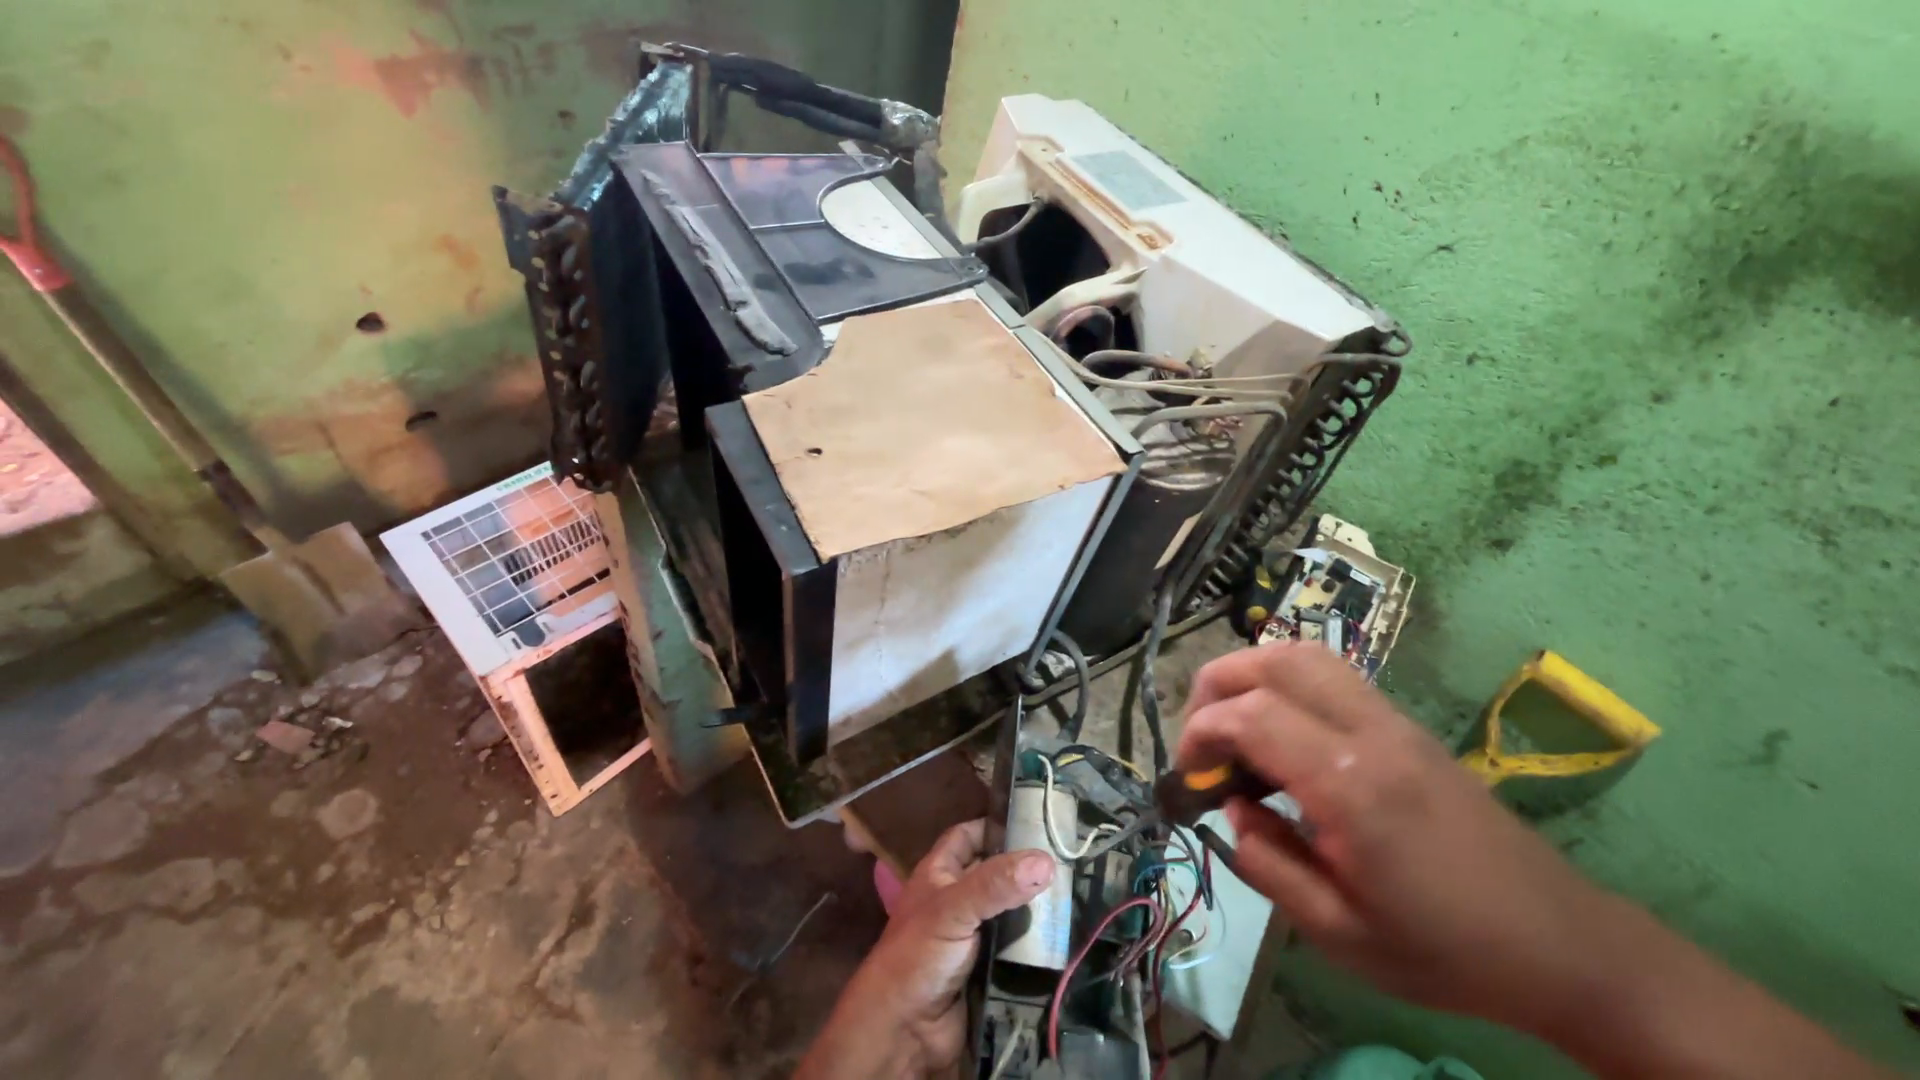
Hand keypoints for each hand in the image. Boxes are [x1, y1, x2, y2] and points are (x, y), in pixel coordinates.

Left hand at [797, 820, 1053, 1079]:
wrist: (903, 1031)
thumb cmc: (916, 956)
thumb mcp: (952, 909)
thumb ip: (994, 884)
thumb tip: (1045, 861)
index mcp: (939, 875)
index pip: (967, 836)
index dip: (993, 825)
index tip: (1034, 820)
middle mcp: (956, 900)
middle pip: (996, 874)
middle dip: (1026, 868)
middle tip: (1069, 861)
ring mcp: (974, 935)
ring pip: (1011, 911)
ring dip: (1037, 908)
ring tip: (1078, 895)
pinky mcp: (990, 968)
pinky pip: (1019, 948)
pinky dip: (1038, 943)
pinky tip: (1066, 934)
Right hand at [1177, 643, 1889, 1077]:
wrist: (1562, 945)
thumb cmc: (1445, 950)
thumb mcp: (1337, 931)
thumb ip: (1268, 864)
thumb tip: (1235, 811)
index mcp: (1351, 784)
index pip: (1250, 714)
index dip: (1201, 734)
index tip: (1190, 780)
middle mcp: (1372, 733)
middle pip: (1276, 659)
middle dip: (1218, 687)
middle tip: (1203, 745)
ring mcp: (1396, 723)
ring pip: (1308, 656)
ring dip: (1253, 679)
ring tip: (1235, 736)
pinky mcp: (1410, 730)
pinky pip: (1334, 680)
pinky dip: (1287, 690)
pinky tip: (1283, 746)